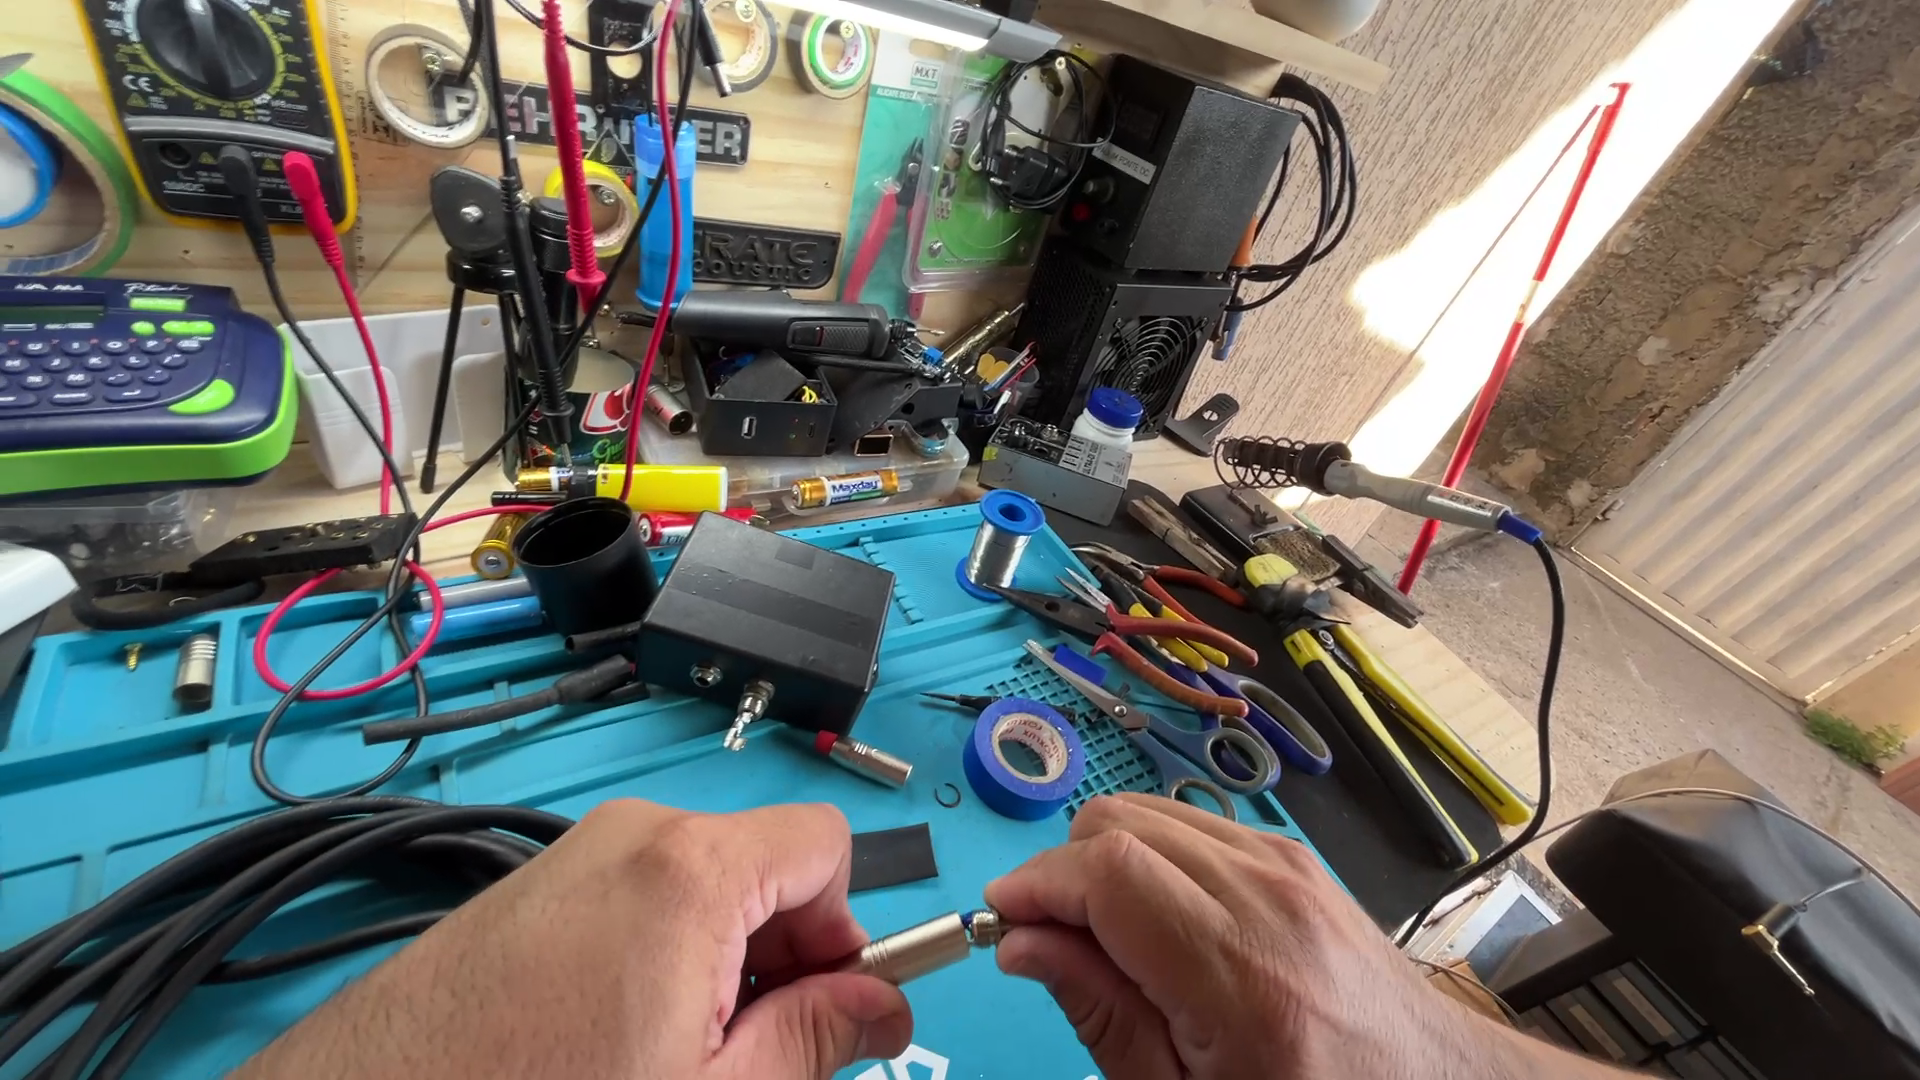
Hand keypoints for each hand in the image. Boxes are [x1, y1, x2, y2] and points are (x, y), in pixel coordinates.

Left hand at [234, 800, 911, 1079]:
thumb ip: (814, 1039)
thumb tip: (888, 1004)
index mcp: (694, 864)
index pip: (825, 844)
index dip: (841, 926)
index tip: (816, 1008)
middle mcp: (642, 830)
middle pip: (767, 862)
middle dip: (782, 950)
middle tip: (742, 1053)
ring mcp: (582, 849)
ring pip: (708, 881)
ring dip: (724, 957)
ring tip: (668, 1052)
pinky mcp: (539, 880)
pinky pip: (645, 891)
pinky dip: (665, 950)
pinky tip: (612, 1032)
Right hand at [985, 793, 1624, 1079]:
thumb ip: (1099, 1014)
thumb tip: (1021, 942)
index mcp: (1243, 976)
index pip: (1109, 871)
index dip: (1038, 884)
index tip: (1002, 920)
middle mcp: (1264, 892)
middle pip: (1118, 823)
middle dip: (1064, 871)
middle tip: (1057, 939)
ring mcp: (1281, 860)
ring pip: (1143, 810)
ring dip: (1101, 857)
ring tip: (1109, 930)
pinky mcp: (1287, 849)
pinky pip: (1183, 820)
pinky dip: (1146, 851)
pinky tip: (1159, 913)